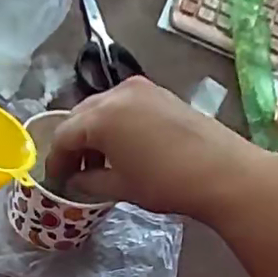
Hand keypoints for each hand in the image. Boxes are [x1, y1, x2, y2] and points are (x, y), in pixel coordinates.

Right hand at [44, 76, 277, 223]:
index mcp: (101, 117)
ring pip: (101, 109)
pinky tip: (120, 149)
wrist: (221, 171)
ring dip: (92, 134)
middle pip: (80, 117)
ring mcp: (140, 89)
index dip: (56, 161)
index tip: (56, 182)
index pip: (64, 136)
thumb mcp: (120, 187)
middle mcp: (117, 93)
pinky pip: (122, 105)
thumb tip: (76, 181)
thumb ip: (89, 181)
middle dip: (72, 144)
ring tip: (96, 164)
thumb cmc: (165, 182)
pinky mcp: (159, 93)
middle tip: (73, 172)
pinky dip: (113, 125)